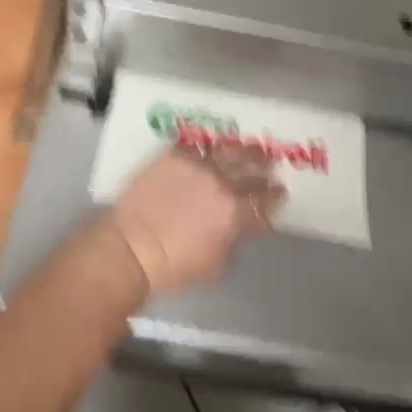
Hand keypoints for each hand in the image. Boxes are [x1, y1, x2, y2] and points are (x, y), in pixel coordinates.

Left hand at [110, 146, 286, 294]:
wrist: (131, 247)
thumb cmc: (174, 267)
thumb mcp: (215, 265)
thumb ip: (234, 242)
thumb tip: (239, 229)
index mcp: (235, 213)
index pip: (265, 202)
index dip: (275, 197)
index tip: (280, 193)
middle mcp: (221, 184)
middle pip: (252, 172)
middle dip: (265, 170)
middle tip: (271, 166)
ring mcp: (197, 166)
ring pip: (229, 151)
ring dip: (244, 150)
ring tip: (252, 147)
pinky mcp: (173, 156)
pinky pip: (196, 144)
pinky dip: (208, 145)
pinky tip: (214, 145)